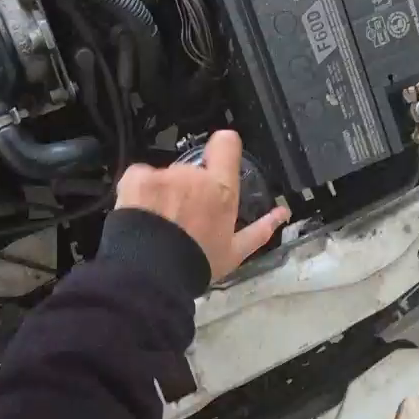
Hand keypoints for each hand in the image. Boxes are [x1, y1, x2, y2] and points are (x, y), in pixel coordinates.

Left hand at [116, 130, 290, 280]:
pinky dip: (138, 192)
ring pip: (165, 177)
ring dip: (162, 195)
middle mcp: (194, 176)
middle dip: (187, 189)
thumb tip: (282, 213)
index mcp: (222, 190)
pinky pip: (139, 177)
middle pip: (192, 171)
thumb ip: (260, 229)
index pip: (227, 144)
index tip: (218, 160)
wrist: (151, 274)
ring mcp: (164, 175)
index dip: (223, 148)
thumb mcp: (234, 253)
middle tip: (182, 220)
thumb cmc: (196, 264)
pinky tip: (140, 215)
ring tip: (158, 224)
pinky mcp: (136, 178)